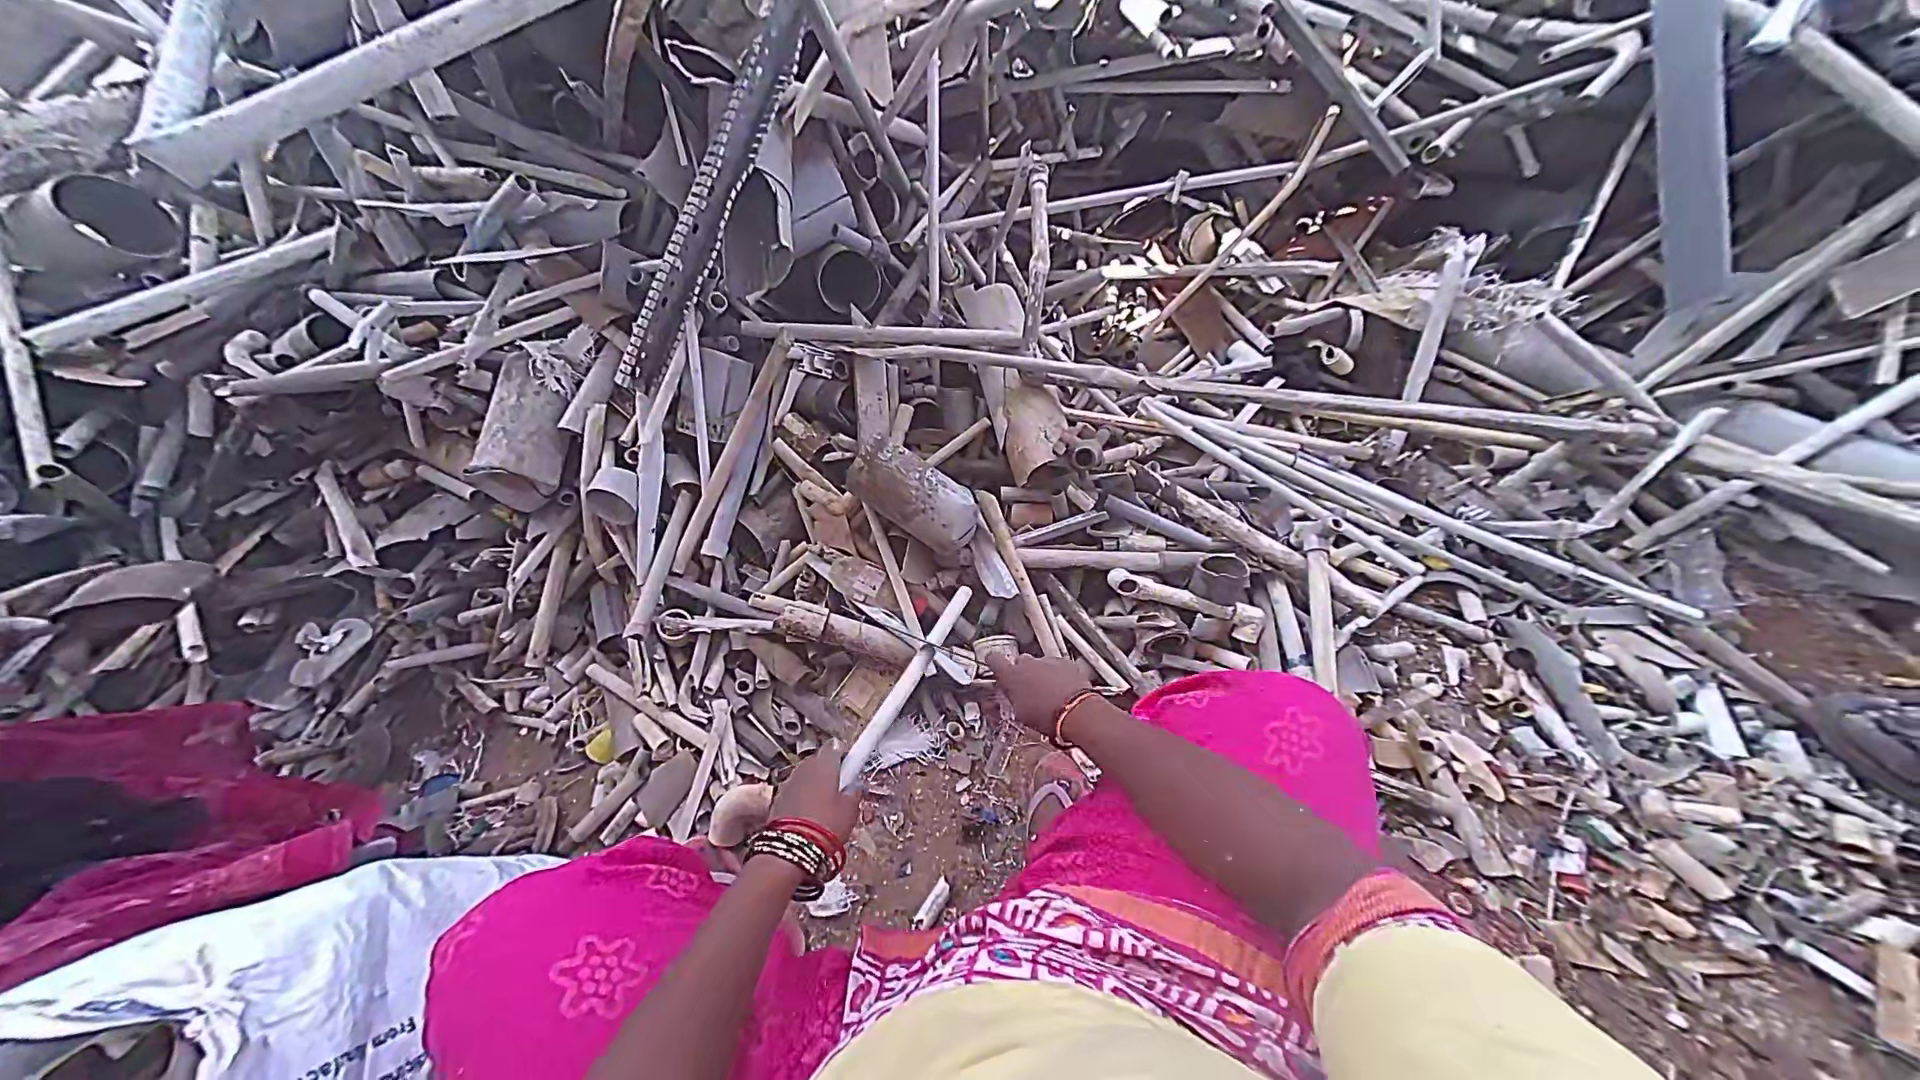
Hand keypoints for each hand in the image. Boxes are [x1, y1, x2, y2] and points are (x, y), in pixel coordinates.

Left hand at [768, 749, 859, 840]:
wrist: (791, 850)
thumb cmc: (825, 826)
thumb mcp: (850, 810)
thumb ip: (854, 792)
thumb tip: (854, 786)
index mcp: (825, 763)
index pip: (836, 747)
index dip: (846, 756)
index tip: (852, 767)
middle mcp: (804, 767)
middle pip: (819, 760)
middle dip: (829, 770)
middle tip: (841, 790)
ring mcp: (788, 782)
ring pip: (806, 775)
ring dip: (814, 783)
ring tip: (825, 806)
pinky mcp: (777, 799)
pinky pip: (794, 790)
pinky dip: (802, 797)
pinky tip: (809, 815)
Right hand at [984, 652, 1093, 734]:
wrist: (1076, 712)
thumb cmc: (1047, 716)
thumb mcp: (1019, 714)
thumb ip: (1010, 700)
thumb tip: (1009, 700)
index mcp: (1011, 675)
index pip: (994, 660)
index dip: (993, 662)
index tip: (995, 666)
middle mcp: (1027, 663)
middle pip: (1019, 662)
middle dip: (1021, 673)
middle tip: (1025, 691)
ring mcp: (1046, 661)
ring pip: (1038, 664)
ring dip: (1039, 674)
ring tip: (1046, 694)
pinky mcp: (1064, 662)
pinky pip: (1056, 665)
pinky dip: (1056, 674)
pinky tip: (1060, 690)